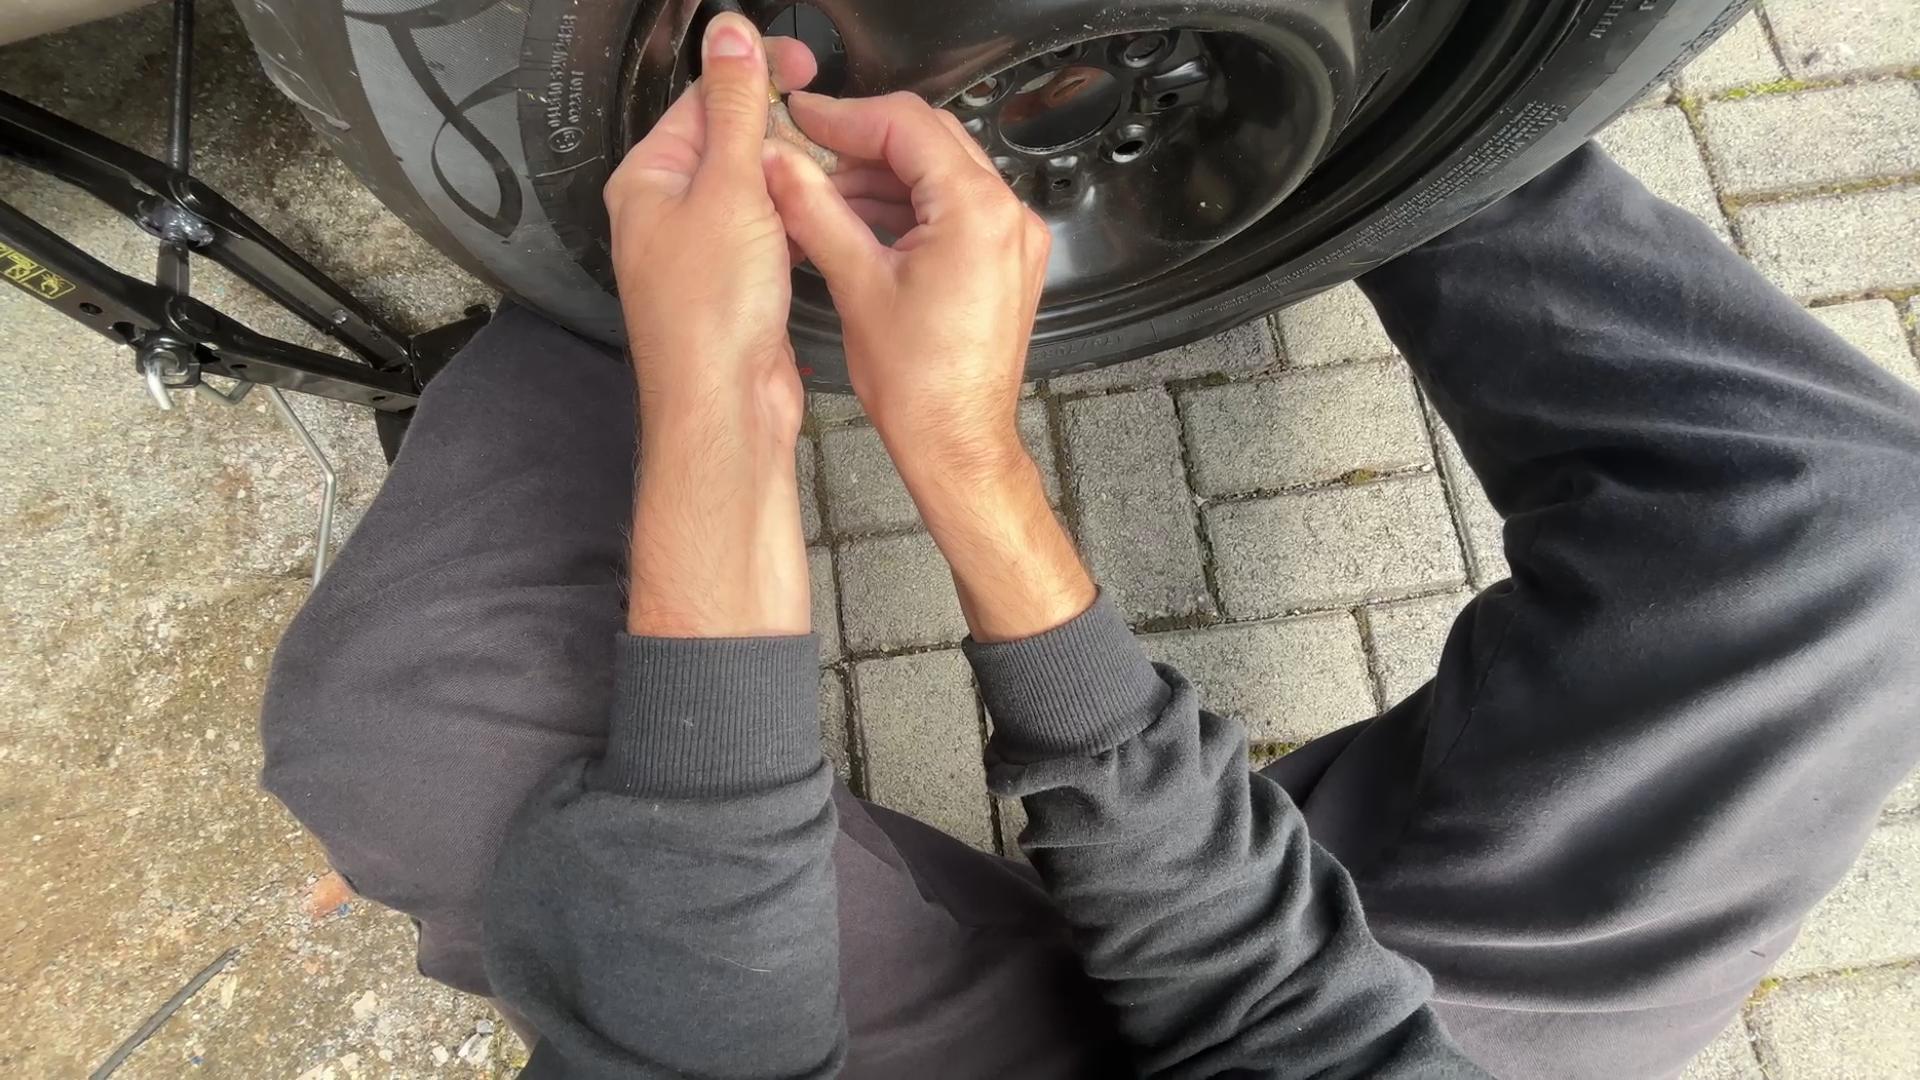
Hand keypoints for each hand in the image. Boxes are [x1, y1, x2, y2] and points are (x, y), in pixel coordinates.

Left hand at [605, 15, 817, 431]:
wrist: (726, 402)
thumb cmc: (711, 310)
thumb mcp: (729, 190)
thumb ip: (735, 111)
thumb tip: (730, 37)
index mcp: (650, 180)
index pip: (703, 102)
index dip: (755, 75)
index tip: (803, 64)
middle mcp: (671, 217)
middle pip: (730, 149)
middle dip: (780, 133)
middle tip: (828, 127)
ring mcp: (705, 258)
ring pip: (754, 199)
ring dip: (792, 184)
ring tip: (835, 176)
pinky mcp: (737, 291)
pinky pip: (767, 242)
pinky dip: (795, 227)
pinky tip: (821, 224)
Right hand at [763, 93, 1091, 641]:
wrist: (958, 443)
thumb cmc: (921, 388)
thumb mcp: (858, 286)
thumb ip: (817, 211)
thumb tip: (783, 164)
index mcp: (977, 213)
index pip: (907, 126)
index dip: (846, 117)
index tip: (806, 121)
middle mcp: (1009, 218)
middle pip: (930, 143)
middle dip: (865, 145)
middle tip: (812, 156)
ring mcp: (1015, 242)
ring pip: (944, 177)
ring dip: (887, 179)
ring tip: (829, 196)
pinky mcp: (1009, 266)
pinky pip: (959, 213)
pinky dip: (913, 210)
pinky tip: (868, 223)